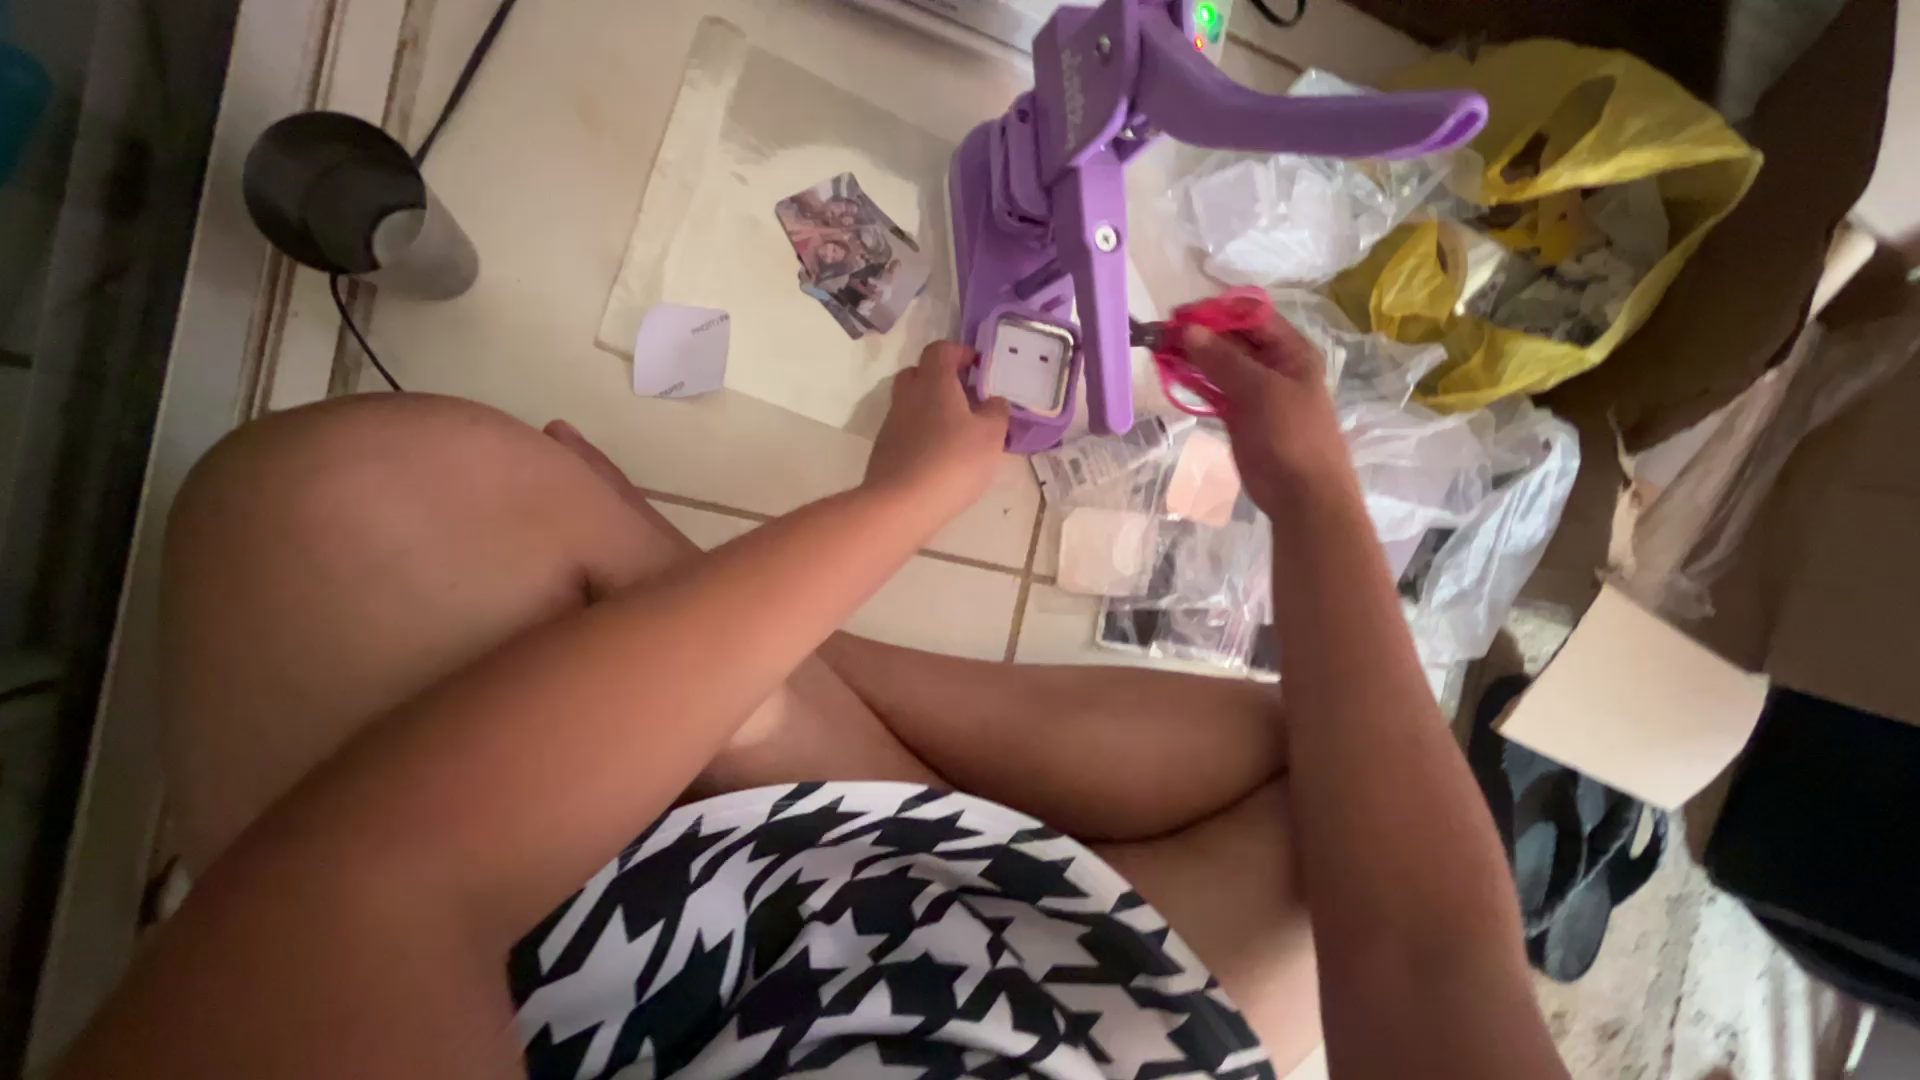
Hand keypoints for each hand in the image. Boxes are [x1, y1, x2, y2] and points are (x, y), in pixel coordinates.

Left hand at [865, 342, 1010, 518]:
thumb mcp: (991, 436)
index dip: (959, 352)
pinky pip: (905, 432)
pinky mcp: (884, 451)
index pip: (940, 350)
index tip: (978, 367)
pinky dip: (922, 436)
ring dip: (932, 410)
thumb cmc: (953, 462)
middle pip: (918, 374)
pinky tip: (939, 458)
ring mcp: (891, 425)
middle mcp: (907, 397)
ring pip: (911, 404)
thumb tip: (993, 401)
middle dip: (941, 379)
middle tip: (965, 397)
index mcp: (933, 383)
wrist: (901, 504)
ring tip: (958, 433)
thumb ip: (996, 412)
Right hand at [1178, 316, 1356, 513]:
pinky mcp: (1238, 414)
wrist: (1302, 494)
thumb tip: (1187, 331)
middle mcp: (1273, 364)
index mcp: (1290, 350)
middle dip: (1198, 335)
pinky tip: (1172, 377)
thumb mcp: (1261, 390)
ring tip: (1160, 355)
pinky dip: (1194, 382)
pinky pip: (1213, 389)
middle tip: (1161, 338)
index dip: (1215, 312)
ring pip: (1218, 364)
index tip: (1179, 316)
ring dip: (1191, 358)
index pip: (1250, 316)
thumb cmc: (1292, 436)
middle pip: (1231, 339)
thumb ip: (1223, 360)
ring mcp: (1254, 390)